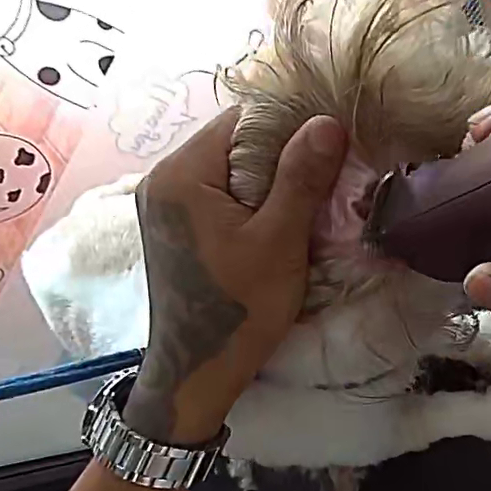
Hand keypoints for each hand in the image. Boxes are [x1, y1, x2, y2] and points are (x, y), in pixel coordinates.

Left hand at [124, 107, 348, 443]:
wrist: (201, 371)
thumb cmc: (241, 307)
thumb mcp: (279, 240)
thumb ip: (301, 178)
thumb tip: (328, 122)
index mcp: (182, 174)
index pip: (240, 120)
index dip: (288, 128)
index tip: (326, 153)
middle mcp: (163, 180)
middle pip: (233, 144)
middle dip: (279, 159)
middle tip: (319, 187)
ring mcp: (164, 207)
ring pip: (228, 172)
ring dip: (267, 184)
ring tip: (300, 210)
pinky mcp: (175, 231)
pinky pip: (218, 197)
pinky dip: (249, 204)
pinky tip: (273, 228)